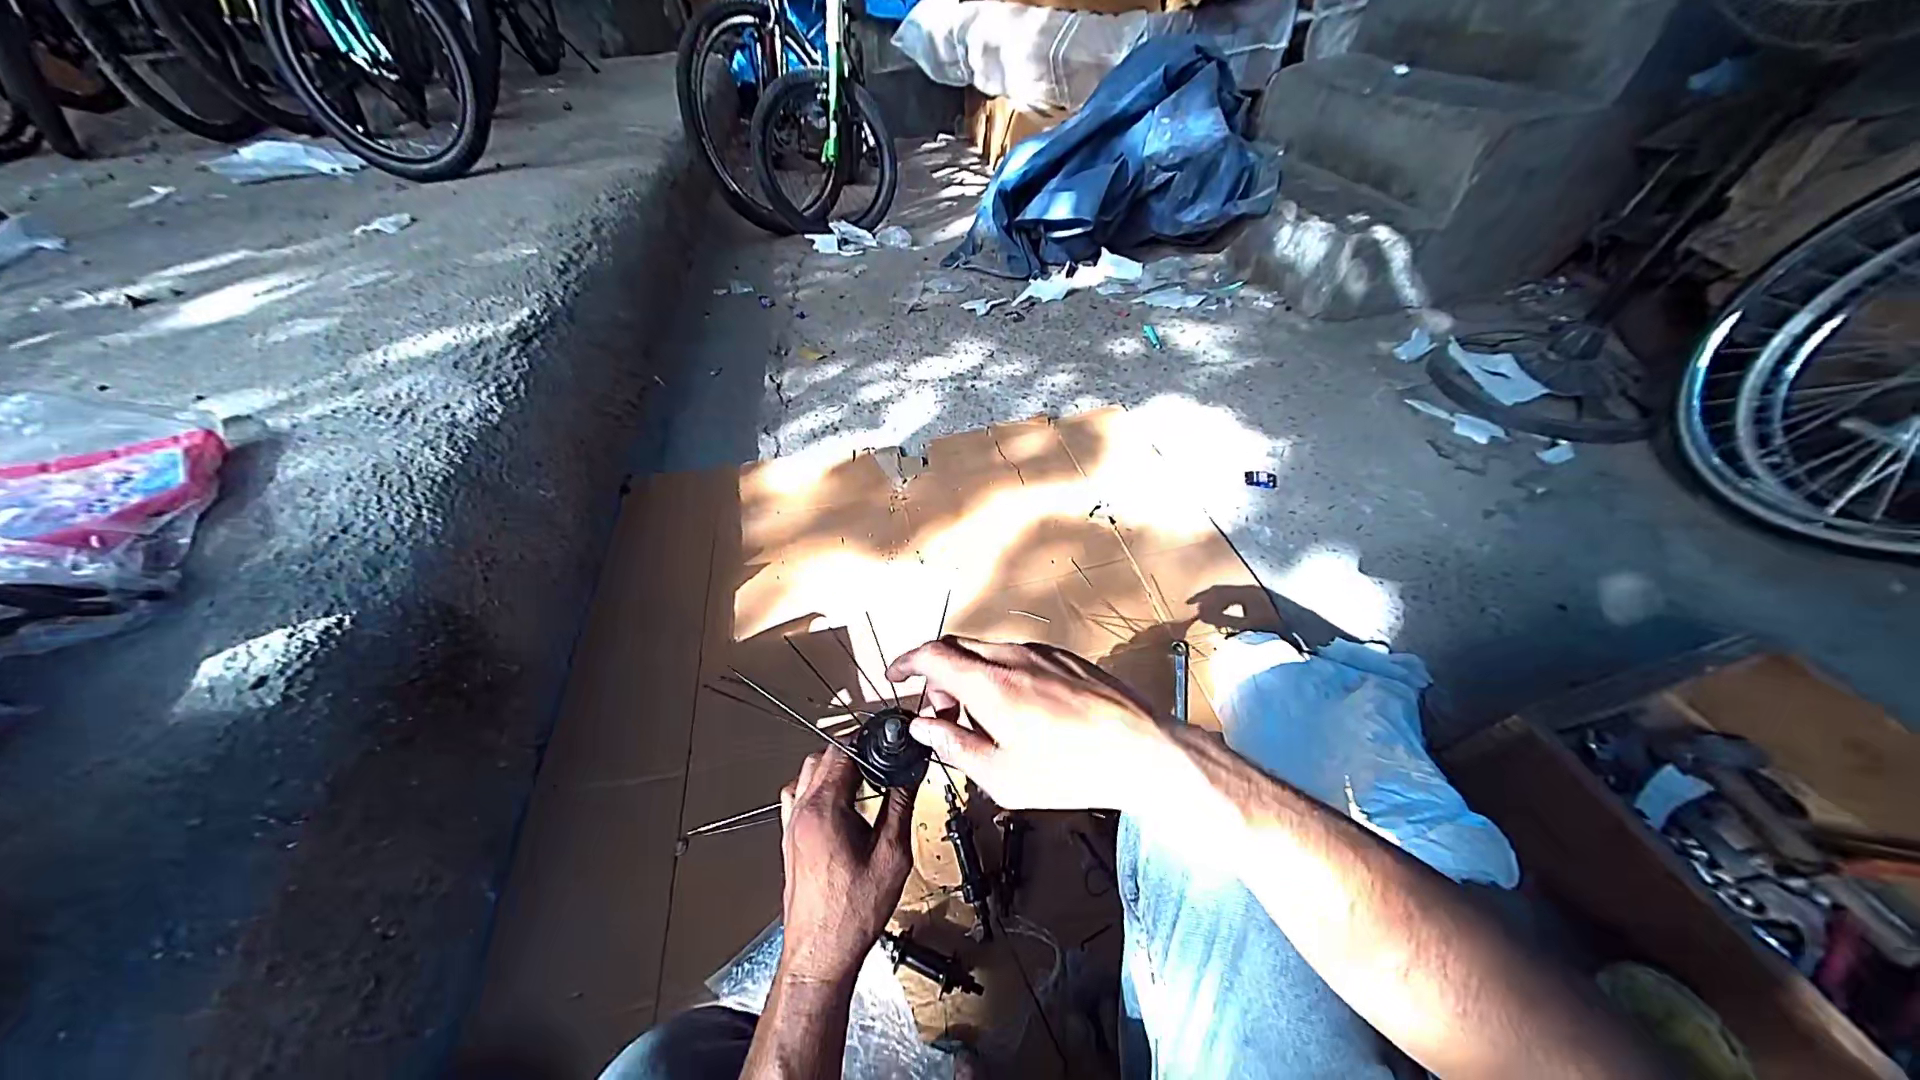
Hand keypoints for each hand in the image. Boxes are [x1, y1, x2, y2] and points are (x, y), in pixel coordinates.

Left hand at [776, 749, 914, 984]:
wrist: (820, 954)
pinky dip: (817, 785)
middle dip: (851, 747)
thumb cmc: (850, 914)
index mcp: (824, 810)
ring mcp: (791, 826)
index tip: (883, 736)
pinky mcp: (790, 841)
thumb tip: (910, 775)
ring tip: (861, 771)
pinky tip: (837, 800)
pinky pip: (797, 796)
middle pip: (822, 757)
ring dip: (832, 765)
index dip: (865, 737)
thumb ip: (900, 806)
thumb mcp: (892, 855)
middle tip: (878, 752)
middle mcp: (802, 813)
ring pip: (806, 773)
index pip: (841, 751)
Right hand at [885, 637, 1172, 812]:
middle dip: (938, 678)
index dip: (905, 663)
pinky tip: (1017, 711)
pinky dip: (1000, 675)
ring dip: (971, 677)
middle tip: (944, 714)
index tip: (897, 675)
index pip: (931, 655)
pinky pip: (1016, 656)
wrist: (1142, 751)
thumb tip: (927, 730)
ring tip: (986, 720)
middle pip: (956, 649)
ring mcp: (1040, 653)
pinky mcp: (1062, 657)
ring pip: (986, 653)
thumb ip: (955, 747)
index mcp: (992, 684)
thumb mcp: (1002, 775)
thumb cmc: (1078, 767)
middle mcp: (1013, 657)